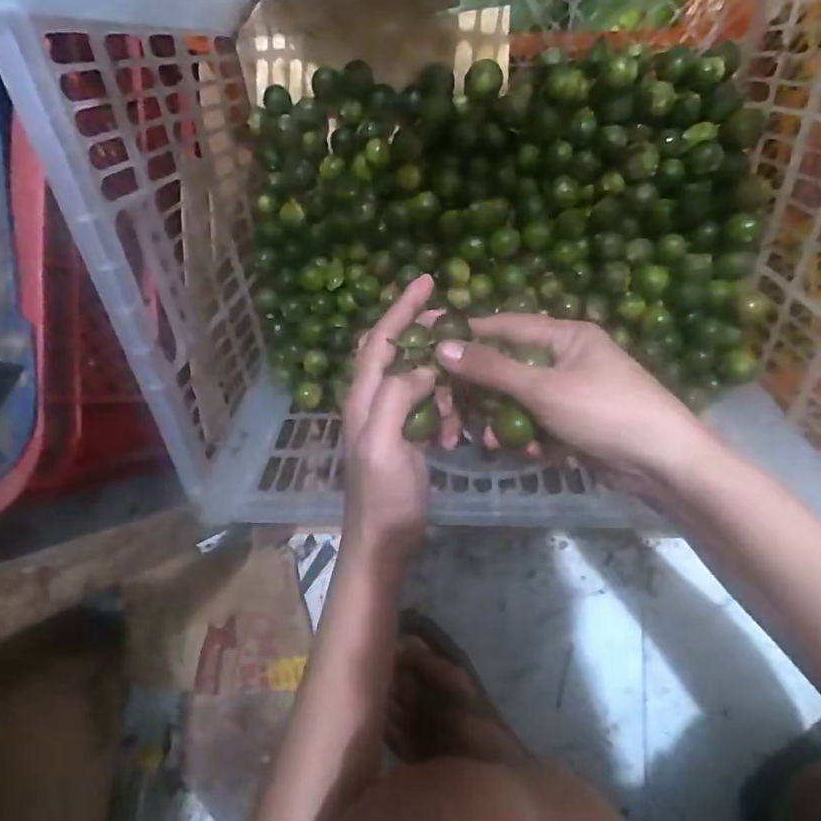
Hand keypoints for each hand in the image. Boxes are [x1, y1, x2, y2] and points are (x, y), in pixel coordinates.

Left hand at [341, 274, 440, 560]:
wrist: (384, 541)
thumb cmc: (382, 496)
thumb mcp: (383, 444)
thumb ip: (397, 397)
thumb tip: (424, 367)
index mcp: (361, 397)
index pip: (380, 340)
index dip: (401, 308)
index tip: (426, 280)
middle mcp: (371, 400)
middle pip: (399, 353)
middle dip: (427, 340)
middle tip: (459, 334)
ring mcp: (389, 419)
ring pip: (419, 381)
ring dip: (442, 388)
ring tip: (455, 412)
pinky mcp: (405, 436)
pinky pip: (428, 408)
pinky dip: (445, 412)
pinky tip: (453, 433)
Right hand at [434, 314, 715, 490]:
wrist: (664, 462)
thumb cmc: (604, 411)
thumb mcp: (543, 388)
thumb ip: (492, 369)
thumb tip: (443, 346)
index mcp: (567, 335)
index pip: (507, 326)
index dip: (469, 334)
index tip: (433, 343)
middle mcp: (570, 358)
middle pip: (511, 368)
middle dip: (485, 393)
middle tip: (455, 412)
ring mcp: (575, 392)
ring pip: (522, 401)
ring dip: (506, 421)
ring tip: (495, 443)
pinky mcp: (579, 423)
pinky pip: (541, 424)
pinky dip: (531, 438)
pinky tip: (530, 454)